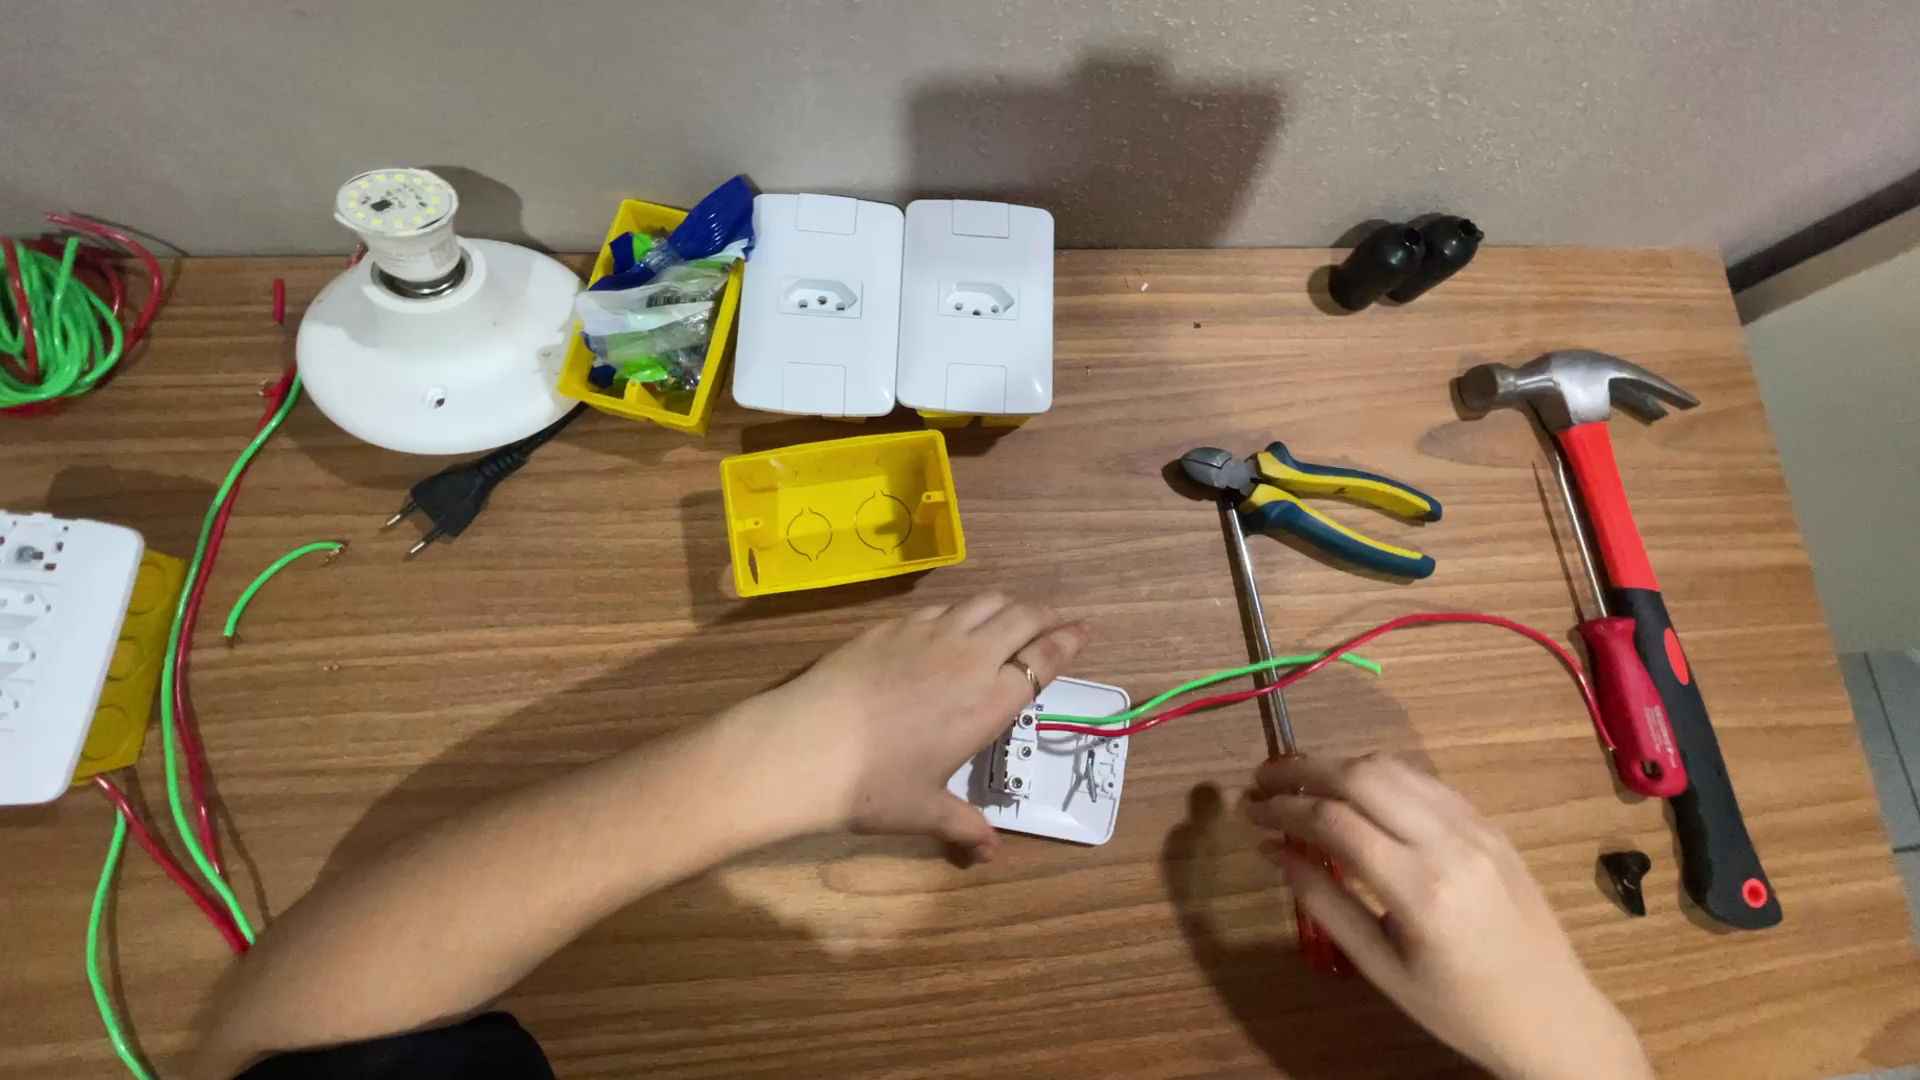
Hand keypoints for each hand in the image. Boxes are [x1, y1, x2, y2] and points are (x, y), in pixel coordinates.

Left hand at [744, 591, 1086, 862]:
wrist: (804, 744)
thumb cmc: (873, 785)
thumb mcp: (924, 811)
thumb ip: (964, 826)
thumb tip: (988, 854)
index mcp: (989, 700)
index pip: (1044, 660)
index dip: (1069, 640)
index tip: (1084, 630)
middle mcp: (970, 657)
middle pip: (1023, 617)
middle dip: (1050, 612)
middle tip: (1062, 616)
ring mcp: (931, 633)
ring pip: (985, 602)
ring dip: (1009, 604)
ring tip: (1015, 613)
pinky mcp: (895, 624)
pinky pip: (943, 607)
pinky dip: (963, 609)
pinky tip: (954, 623)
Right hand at [1246, 755, 1652, 1079]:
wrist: (1560, 1021)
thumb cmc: (1460, 1008)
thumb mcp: (1380, 967)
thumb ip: (1321, 900)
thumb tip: (1270, 849)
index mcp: (1421, 891)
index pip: (1332, 822)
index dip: (1282, 808)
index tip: (1250, 811)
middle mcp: (1449, 846)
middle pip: (1359, 776)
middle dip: (1300, 770)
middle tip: (1262, 780)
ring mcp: (1474, 828)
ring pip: (1389, 767)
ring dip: (1335, 765)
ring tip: (1299, 781)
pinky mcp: (1487, 823)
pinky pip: (1420, 778)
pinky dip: (1375, 773)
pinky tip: (1353, 790)